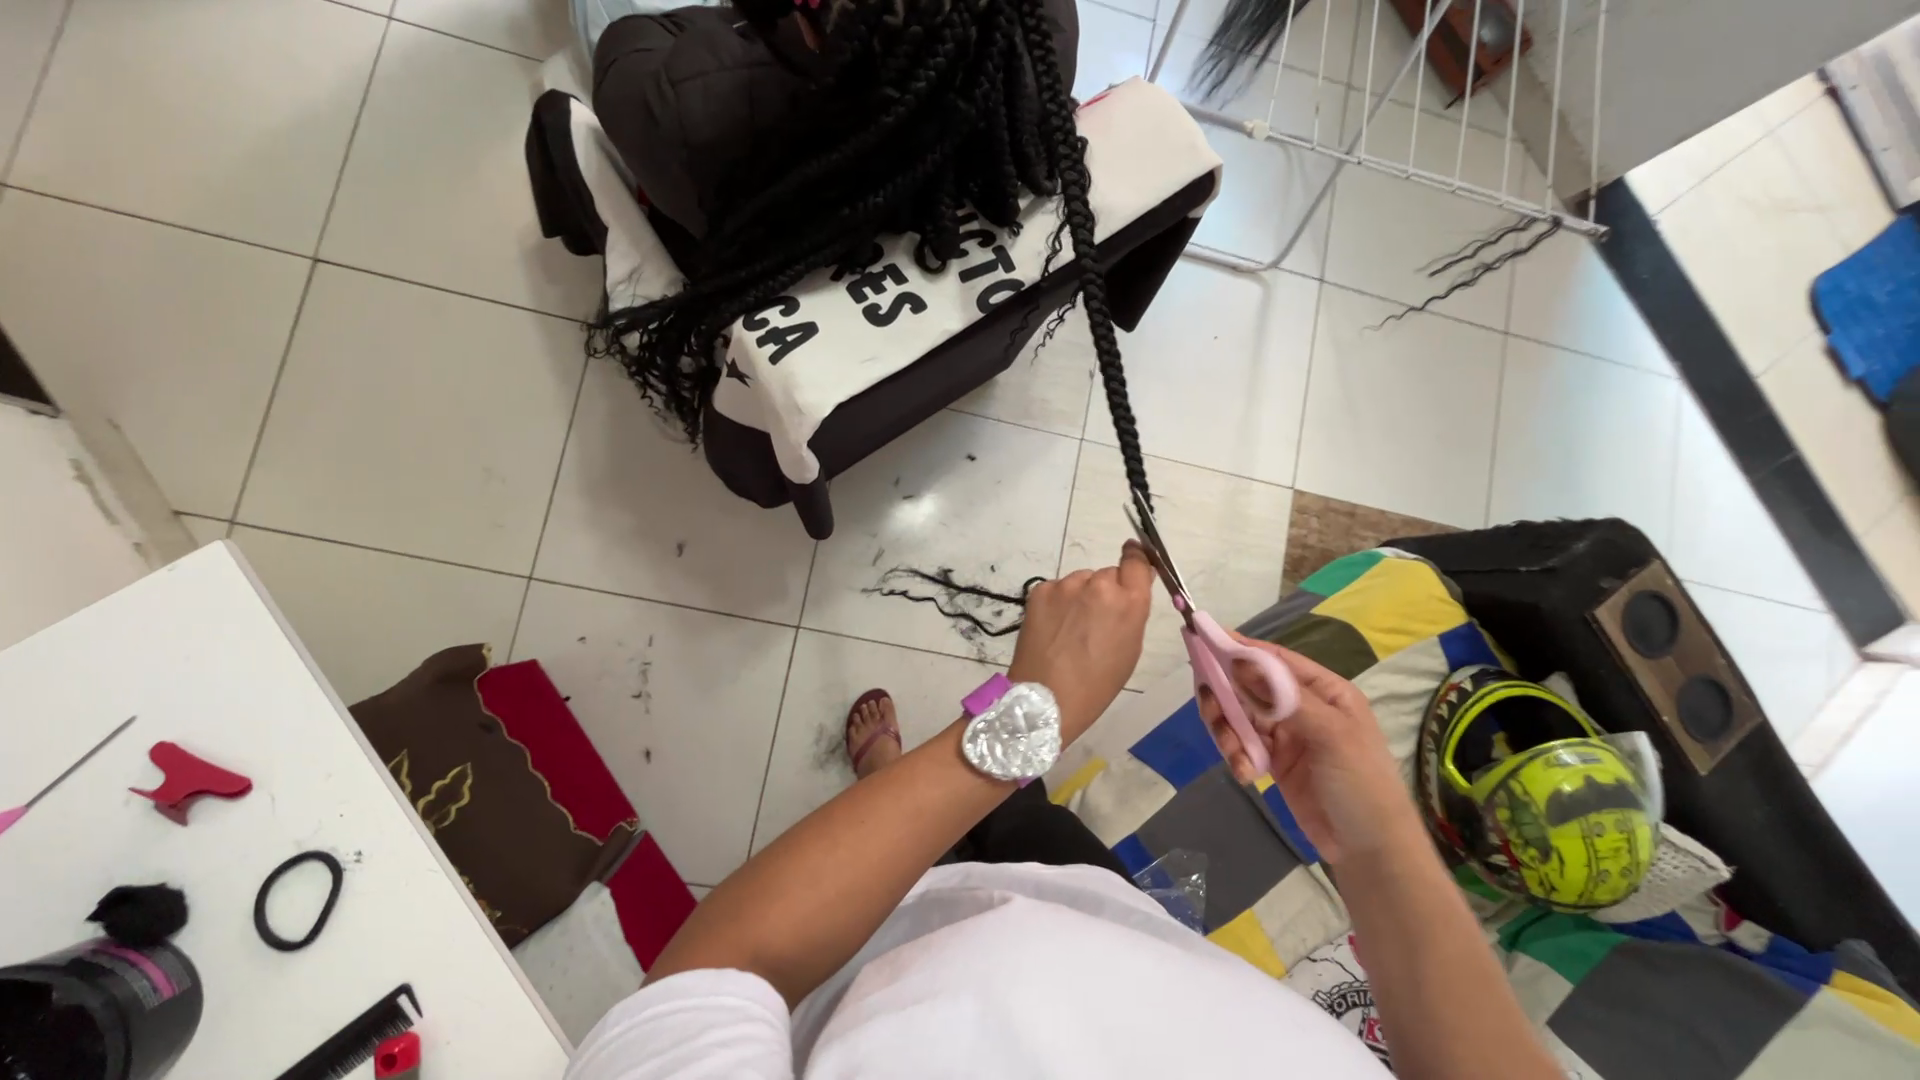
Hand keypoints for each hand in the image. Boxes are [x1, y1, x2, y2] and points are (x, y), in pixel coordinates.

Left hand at [1006, 541, 1155, 743]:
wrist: (1046, 699)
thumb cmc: (1097, 684)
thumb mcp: (1130, 648)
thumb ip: (1133, 610)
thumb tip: (1132, 585)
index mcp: (1129, 601)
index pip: (1138, 560)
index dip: (1136, 558)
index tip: (1133, 559)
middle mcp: (1099, 585)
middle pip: (1108, 575)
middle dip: (1106, 592)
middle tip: (1095, 622)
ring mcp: (1066, 586)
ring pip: (1081, 581)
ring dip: (1080, 597)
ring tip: (1070, 630)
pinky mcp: (1040, 591)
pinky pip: (1057, 590)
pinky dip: (1058, 603)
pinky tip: (1053, 629)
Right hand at [1198, 637, 1422, 865]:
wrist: (1368, 849)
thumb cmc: (1360, 784)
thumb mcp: (1330, 735)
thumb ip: (1284, 698)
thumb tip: (1241, 661)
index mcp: (1325, 691)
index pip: (1275, 660)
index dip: (1241, 648)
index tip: (1205, 639)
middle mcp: (1302, 706)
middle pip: (1249, 686)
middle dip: (1226, 695)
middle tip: (1211, 708)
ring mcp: (1286, 734)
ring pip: (1239, 715)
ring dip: (1228, 731)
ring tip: (1234, 754)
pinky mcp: (1272, 761)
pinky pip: (1241, 744)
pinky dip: (1236, 755)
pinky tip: (1246, 773)